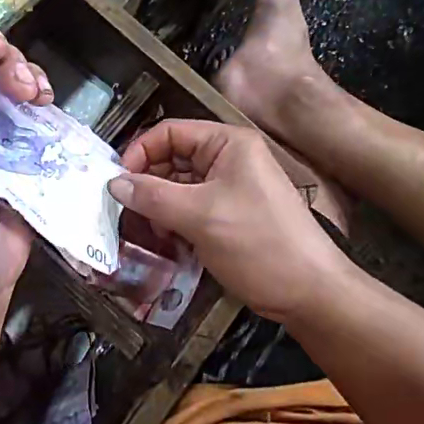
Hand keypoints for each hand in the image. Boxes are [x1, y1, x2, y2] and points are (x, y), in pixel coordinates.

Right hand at [109, 120, 349, 321]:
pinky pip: (192, 208)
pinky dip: (175, 222)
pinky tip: (166, 242)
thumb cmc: (258, 243)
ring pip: (180, 187)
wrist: (309, 291)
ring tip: (147, 232)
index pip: (171, 132)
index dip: (141, 151)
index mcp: (228, 143)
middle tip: (124, 210)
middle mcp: (229, 159)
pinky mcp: (230, 215)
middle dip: (148, 183)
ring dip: (159, 207)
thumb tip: (113, 183)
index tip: (117, 182)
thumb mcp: (200, 216)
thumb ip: (153, 196)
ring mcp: (231, 188)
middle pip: (173, 159)